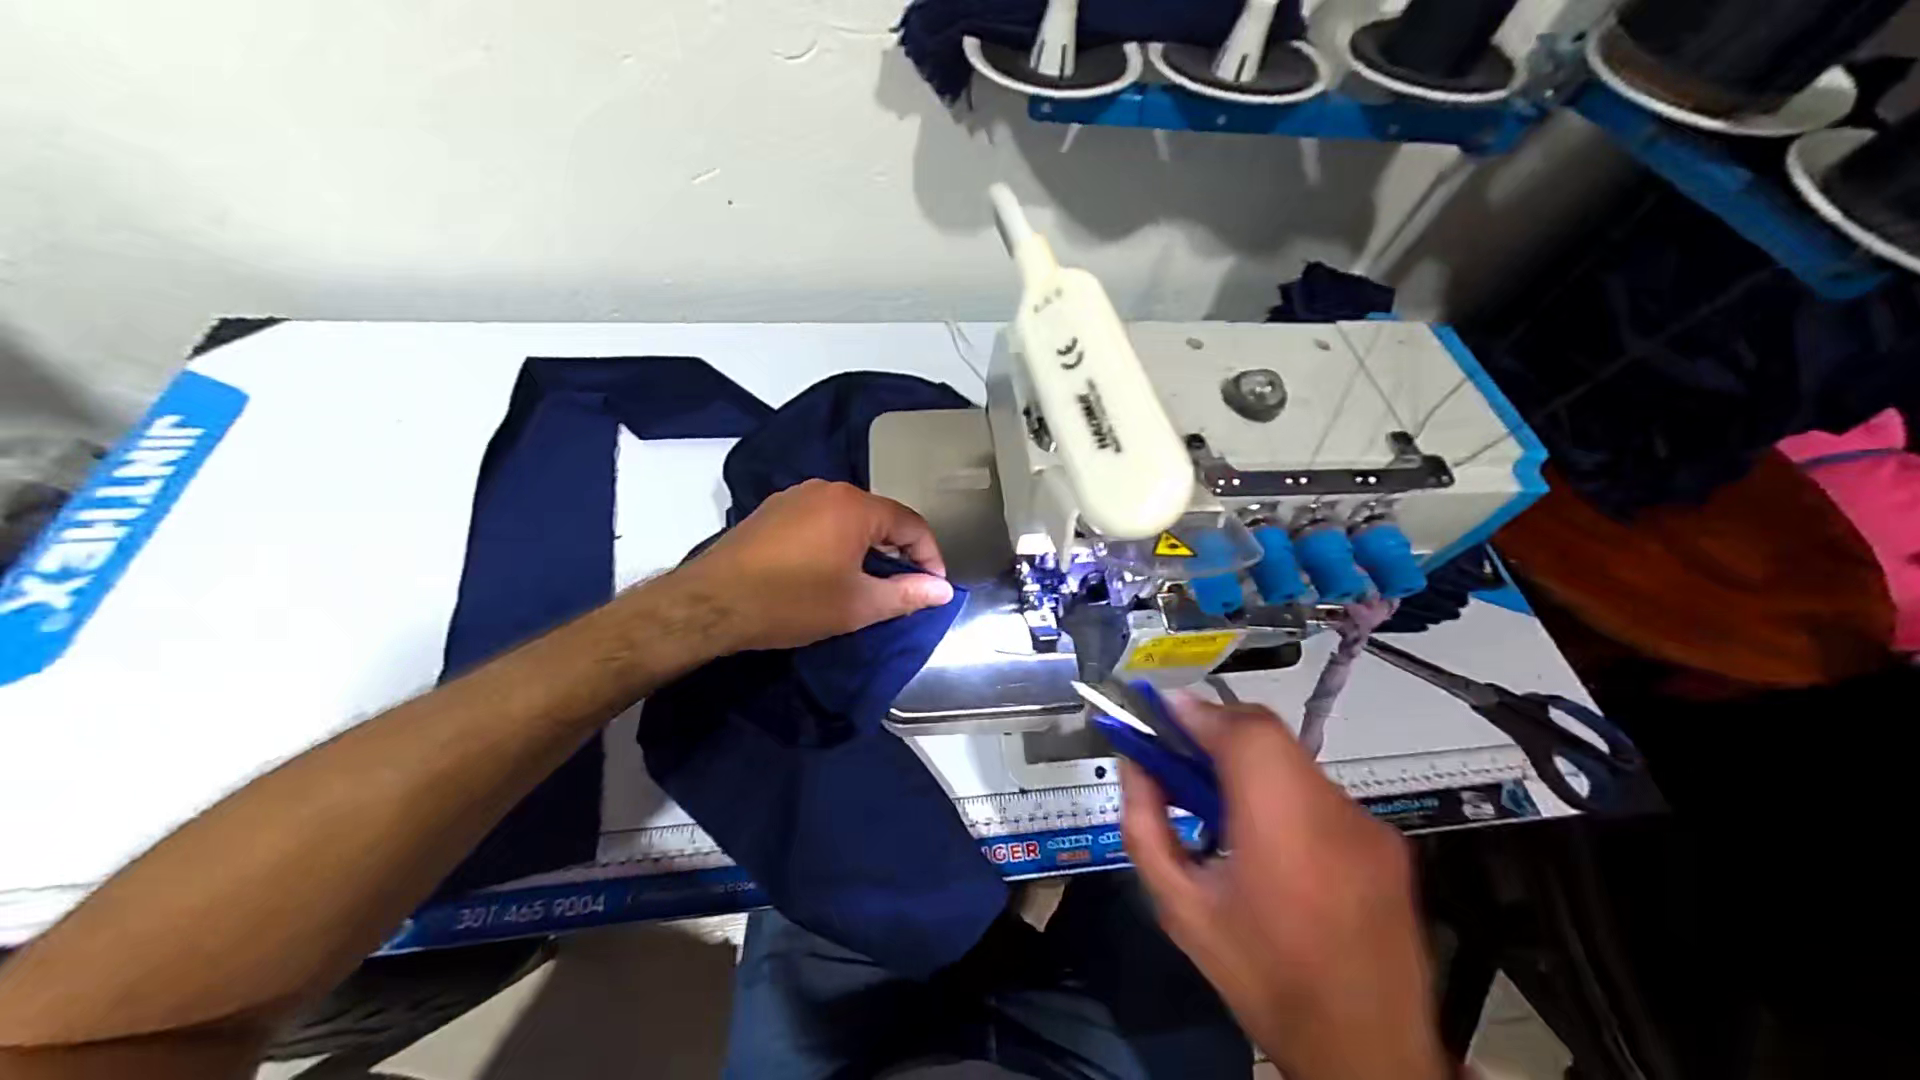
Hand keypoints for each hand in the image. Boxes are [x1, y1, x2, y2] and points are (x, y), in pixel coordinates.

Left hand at [676, 479, 955, 652]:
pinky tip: (828, 569)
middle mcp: (827, 489)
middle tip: (904, 585)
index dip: (929, 555)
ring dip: (866, 545)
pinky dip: (836, 540)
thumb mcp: (858, 605)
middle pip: (880, 515)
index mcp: (855, 506)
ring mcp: (795, 496)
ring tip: (867, 580)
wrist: (711, 603)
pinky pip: (820, 519)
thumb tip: (942, 590)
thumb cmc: (792, 602)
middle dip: (898, 550)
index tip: (933, 585)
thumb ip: (907, 594)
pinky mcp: (772, 510)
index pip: (911, 523)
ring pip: (848, 516)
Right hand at [1122, 695, 1449, 1079]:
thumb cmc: (1262, 978)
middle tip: (1178, 751)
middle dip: (1217, 730)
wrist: (1367, 1050)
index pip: (1245, 734)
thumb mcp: (1180, 909)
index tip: (1161, 712)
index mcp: (1283, 832)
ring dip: (1248, 761)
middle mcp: (1335, 814)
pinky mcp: (1386, 840)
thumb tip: (1135, 767)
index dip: (1199, 712)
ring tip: (1217, 799)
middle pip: (1269, 735)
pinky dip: (1281, 789)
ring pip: (1292, 759)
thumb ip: (1146, 827)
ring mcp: (1369, 825)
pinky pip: (1318, 791)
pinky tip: (1267, 835)